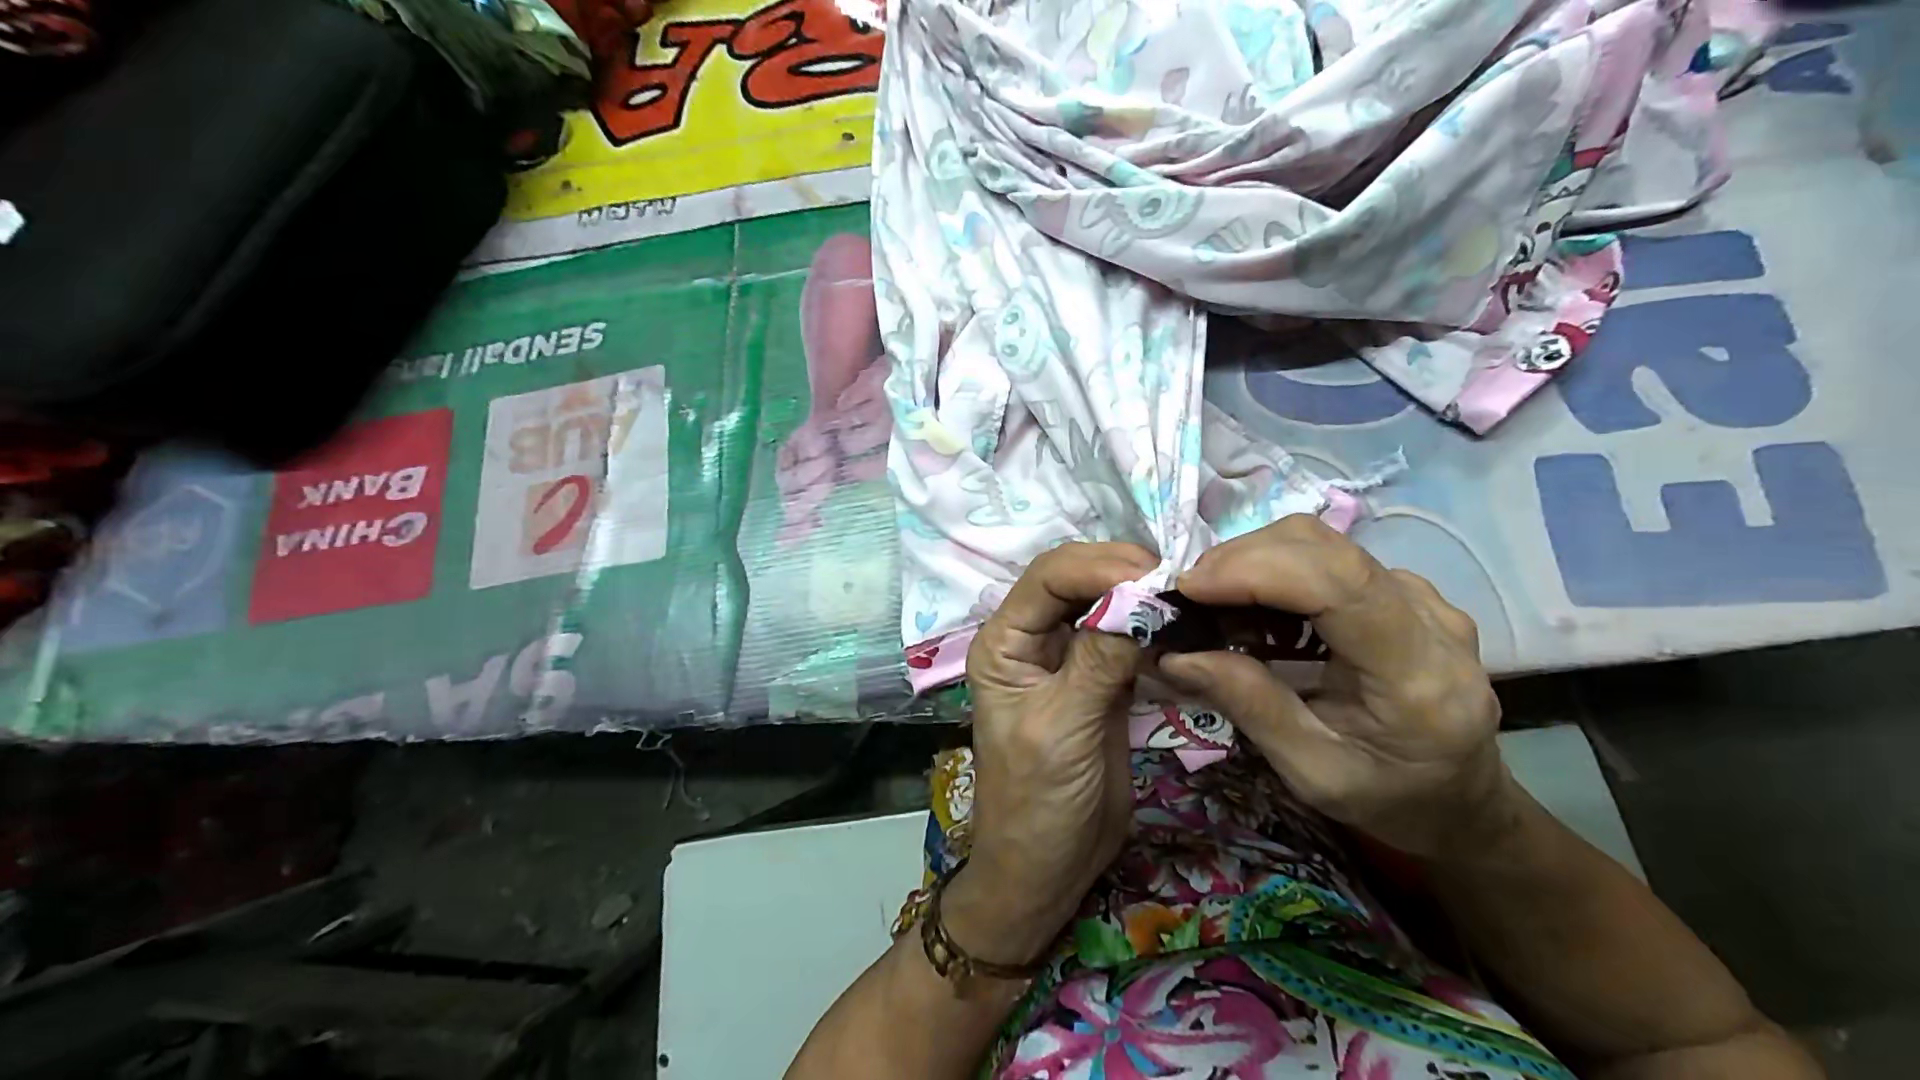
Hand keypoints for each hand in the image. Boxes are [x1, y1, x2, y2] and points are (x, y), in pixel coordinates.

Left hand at [949, 542, 1158, 964]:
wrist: (1049, 864)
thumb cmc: (1037, 802)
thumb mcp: (1062, 729)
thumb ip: (1097, 663)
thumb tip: (1139, 603)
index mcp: (1005, 642)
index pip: (1047, 577)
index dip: (1097, 565)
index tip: (1153, 573)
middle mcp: (1032, 638)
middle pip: (1076, 580)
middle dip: (1122, 572)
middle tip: (1178, 581)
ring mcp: (1068, 657)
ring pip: (1103, 604)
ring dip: (1141, 597)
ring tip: (1187, 597)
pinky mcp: (1101, 678)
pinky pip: (1126, 638)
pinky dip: (1153, 629)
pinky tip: (1183, 627)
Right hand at [1156, 516, 1508, 857]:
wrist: (1462, 801)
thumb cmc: (1390, 799)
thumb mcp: (1312, 774)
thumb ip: (1251, 707)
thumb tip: (1176, 654)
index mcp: (1416, 676)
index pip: (1339, 585)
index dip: (1256, 570)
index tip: (1189, 588)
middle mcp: (1431, 619)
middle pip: (1324, 548)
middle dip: (1241, 558)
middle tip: (1188, 596)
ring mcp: (1422, 596)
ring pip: (1322, 542)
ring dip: (1252, 559)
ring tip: (1212, 600)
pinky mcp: (1404, 589)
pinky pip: (1327, 556)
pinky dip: (1273, 567)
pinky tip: (1251, 603)